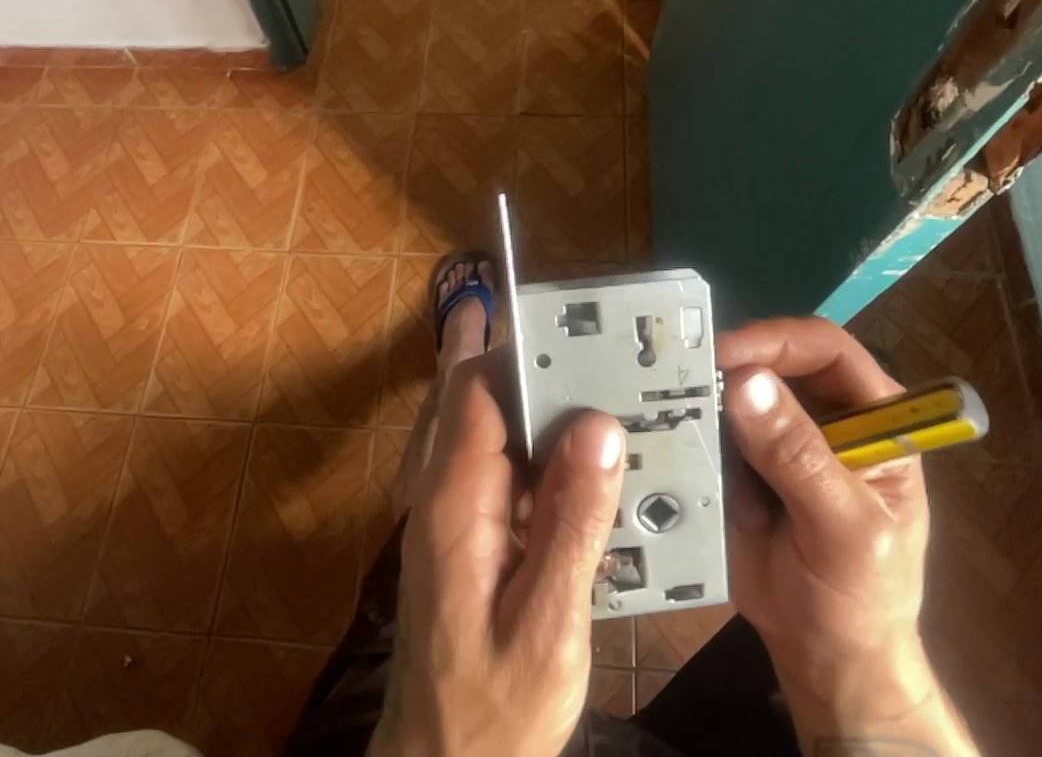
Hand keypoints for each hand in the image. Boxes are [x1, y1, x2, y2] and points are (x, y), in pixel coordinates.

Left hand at [371, 349, 626, 756]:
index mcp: (454, 503)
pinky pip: (498, 472)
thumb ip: (572, 523)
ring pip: (487, 433)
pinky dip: (535, 453)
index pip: (474, 392)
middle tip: (597, 347)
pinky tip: (579, 458)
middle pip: (475, 401)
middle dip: (529, 368)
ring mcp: (450, 517)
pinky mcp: (466, 539)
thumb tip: (599, 428)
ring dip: (534, 407)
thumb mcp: (547, 620)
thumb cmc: (495, 706)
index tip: (578, 335)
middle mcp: (442, 496)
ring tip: (597, 385)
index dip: (519, 353)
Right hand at [718, 317, 974, 753]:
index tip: (725, 355)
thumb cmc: (860, 598)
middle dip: (731, 372)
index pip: (829, 352)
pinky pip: (709, 435)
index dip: (779, 342)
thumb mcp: (844, 530)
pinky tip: (690, 471)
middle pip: (773, 364)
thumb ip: (799, 458)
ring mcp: (779, 442)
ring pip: (733, 395)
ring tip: (684, 438)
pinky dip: (693, 444)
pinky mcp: (740, 467)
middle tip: (682, 383)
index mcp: (874, 421)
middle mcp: (824, 418)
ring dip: (707, 412)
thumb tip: (746, 383)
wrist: (824, 655)